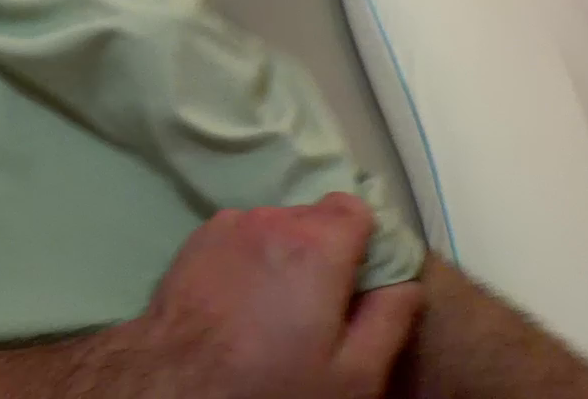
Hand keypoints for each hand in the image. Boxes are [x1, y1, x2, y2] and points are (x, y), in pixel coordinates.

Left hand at [79, 192, 422, 398]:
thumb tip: (405, 282)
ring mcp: (229, 223)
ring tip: (279, 304)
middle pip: (314, 216)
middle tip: (323, 301)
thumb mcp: (355, 373)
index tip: (363, 273)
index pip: (353, 207)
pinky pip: (242, 233)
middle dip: (327, 248)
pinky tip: (245, 295)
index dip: (364, 237)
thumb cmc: (274, 380)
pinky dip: (252, 253)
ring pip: (276, 223)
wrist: (182, 375)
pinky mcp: (199, 234)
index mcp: (316, 245)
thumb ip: (388, 319)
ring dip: (286, 250)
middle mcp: (270, 219)